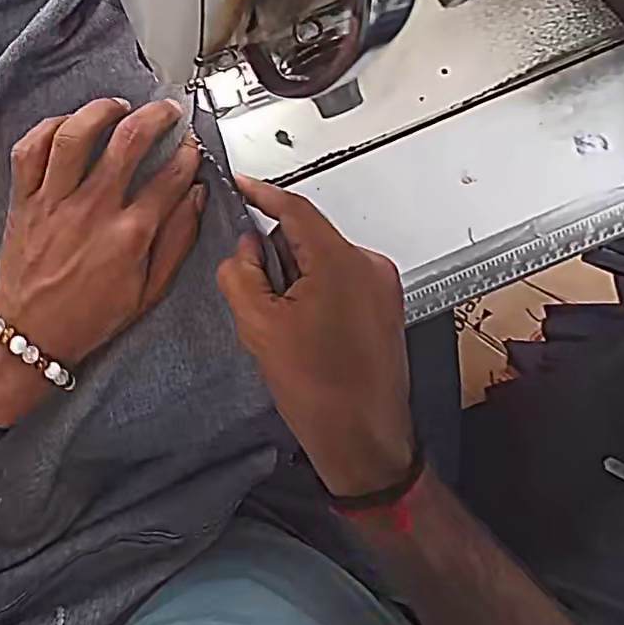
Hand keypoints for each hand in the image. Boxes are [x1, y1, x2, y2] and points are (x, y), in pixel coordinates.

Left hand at [0, 97, 203, 423]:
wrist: (31, 332)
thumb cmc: (88, 316)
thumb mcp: (149, 291)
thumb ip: (177, 241)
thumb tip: (196, 198)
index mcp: (128, 236)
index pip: (168, 178)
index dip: (186, 155)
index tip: (190, 147)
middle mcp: (92, 211)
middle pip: (128, 142)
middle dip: (154, 117)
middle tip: (164, 111)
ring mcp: (55, 202)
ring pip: (76, 136)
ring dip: (101, 111)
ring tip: (118, 106)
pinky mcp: (25, 200)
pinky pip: (30, 151)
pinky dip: (48, 128)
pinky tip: (68, 124)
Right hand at [216, 177, 413, 497]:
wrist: (362, 439)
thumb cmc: (322, 392)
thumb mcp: (258, 326)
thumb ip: (240, 274)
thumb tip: (244, 249)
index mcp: (341, 263)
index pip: (295, 209)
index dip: (262, 193)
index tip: (242, 185)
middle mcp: (368, 266)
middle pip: (307, 236)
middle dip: (275, 255)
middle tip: (256, 291)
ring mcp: (380, 286)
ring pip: (321, 259)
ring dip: (295, 277)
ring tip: (286, 324)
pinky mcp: (383, 304)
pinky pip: (338, 278)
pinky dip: (314, 290)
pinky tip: (304, 330)